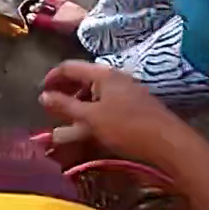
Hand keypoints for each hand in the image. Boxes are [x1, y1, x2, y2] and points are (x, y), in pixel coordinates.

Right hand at [38, 61, 193, 168]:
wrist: (168, 143)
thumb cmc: (126, 127)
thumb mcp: (90, 118)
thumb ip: (65, 106)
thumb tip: (42, 95)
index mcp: (103, 74)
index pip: (69, 67)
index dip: (51, 77)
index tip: (40, 93)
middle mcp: (115, 76)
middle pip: (82, 78)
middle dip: (65, 91)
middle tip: (52, 108)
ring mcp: (127, 90)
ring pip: (95, 92)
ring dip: (79, 103)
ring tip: (68, 121)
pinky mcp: (135, 104)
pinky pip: (107, 102)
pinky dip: (93, 110)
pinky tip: (90, 127)